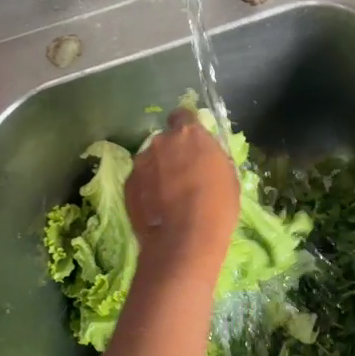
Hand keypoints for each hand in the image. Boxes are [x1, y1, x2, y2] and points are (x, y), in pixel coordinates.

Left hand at [125, 109, 239, 279]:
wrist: (185, 241)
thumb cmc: (217, 206)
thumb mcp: (226, 174)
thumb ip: (210, 158)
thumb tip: (203, 159)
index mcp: (190, 133)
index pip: (182, 115)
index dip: (185, 127)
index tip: (190, 143)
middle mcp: (162, 141)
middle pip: (165, 140)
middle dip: (171, 153)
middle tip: (181, 174)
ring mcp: (141, 163)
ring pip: (150, 161)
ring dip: (157, 171)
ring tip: (167, 196)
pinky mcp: (128, 185)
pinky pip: (139, 181)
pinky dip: (146, 190)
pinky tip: (156, 209)